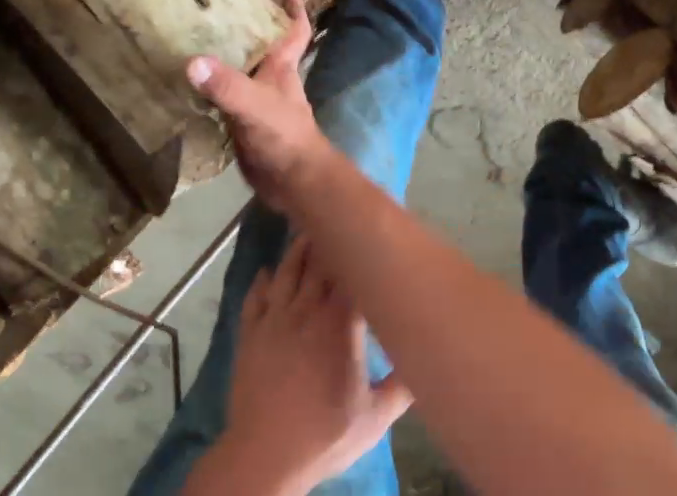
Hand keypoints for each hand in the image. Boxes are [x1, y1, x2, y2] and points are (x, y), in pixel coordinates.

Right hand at [186, 0, 335, 207]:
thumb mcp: (255, 105)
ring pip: (241, 75)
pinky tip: (186, 89)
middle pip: (262, 49)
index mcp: (282, 69)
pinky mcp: (244, 128)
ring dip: (224, 61)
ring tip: (191, 42)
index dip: (294, 9)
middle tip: (215, 9)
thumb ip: (227, 85)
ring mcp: (259, 106)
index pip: (295, 31)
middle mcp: (272, 83)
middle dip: (247, 29)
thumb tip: (192, 63)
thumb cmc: (285, 137)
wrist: (294, 184)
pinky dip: (209, 95)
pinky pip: (224, 103)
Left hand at [217, 238, 411, 491]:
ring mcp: (274, 319)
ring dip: (298, 250)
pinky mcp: (249, 333)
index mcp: (341, 324)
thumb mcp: (375, 417)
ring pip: (287, 272)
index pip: (352, 275)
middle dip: (330, 243)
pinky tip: (267, 272)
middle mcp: (307, 310)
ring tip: (307, 231)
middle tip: (339, 221)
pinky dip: (262, 281)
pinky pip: (255, 297)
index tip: (368, 237)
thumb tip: (427, 361)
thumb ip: (403, 385)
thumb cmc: (324, 434)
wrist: (265, 454)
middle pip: (319, 265)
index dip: (359, 254)